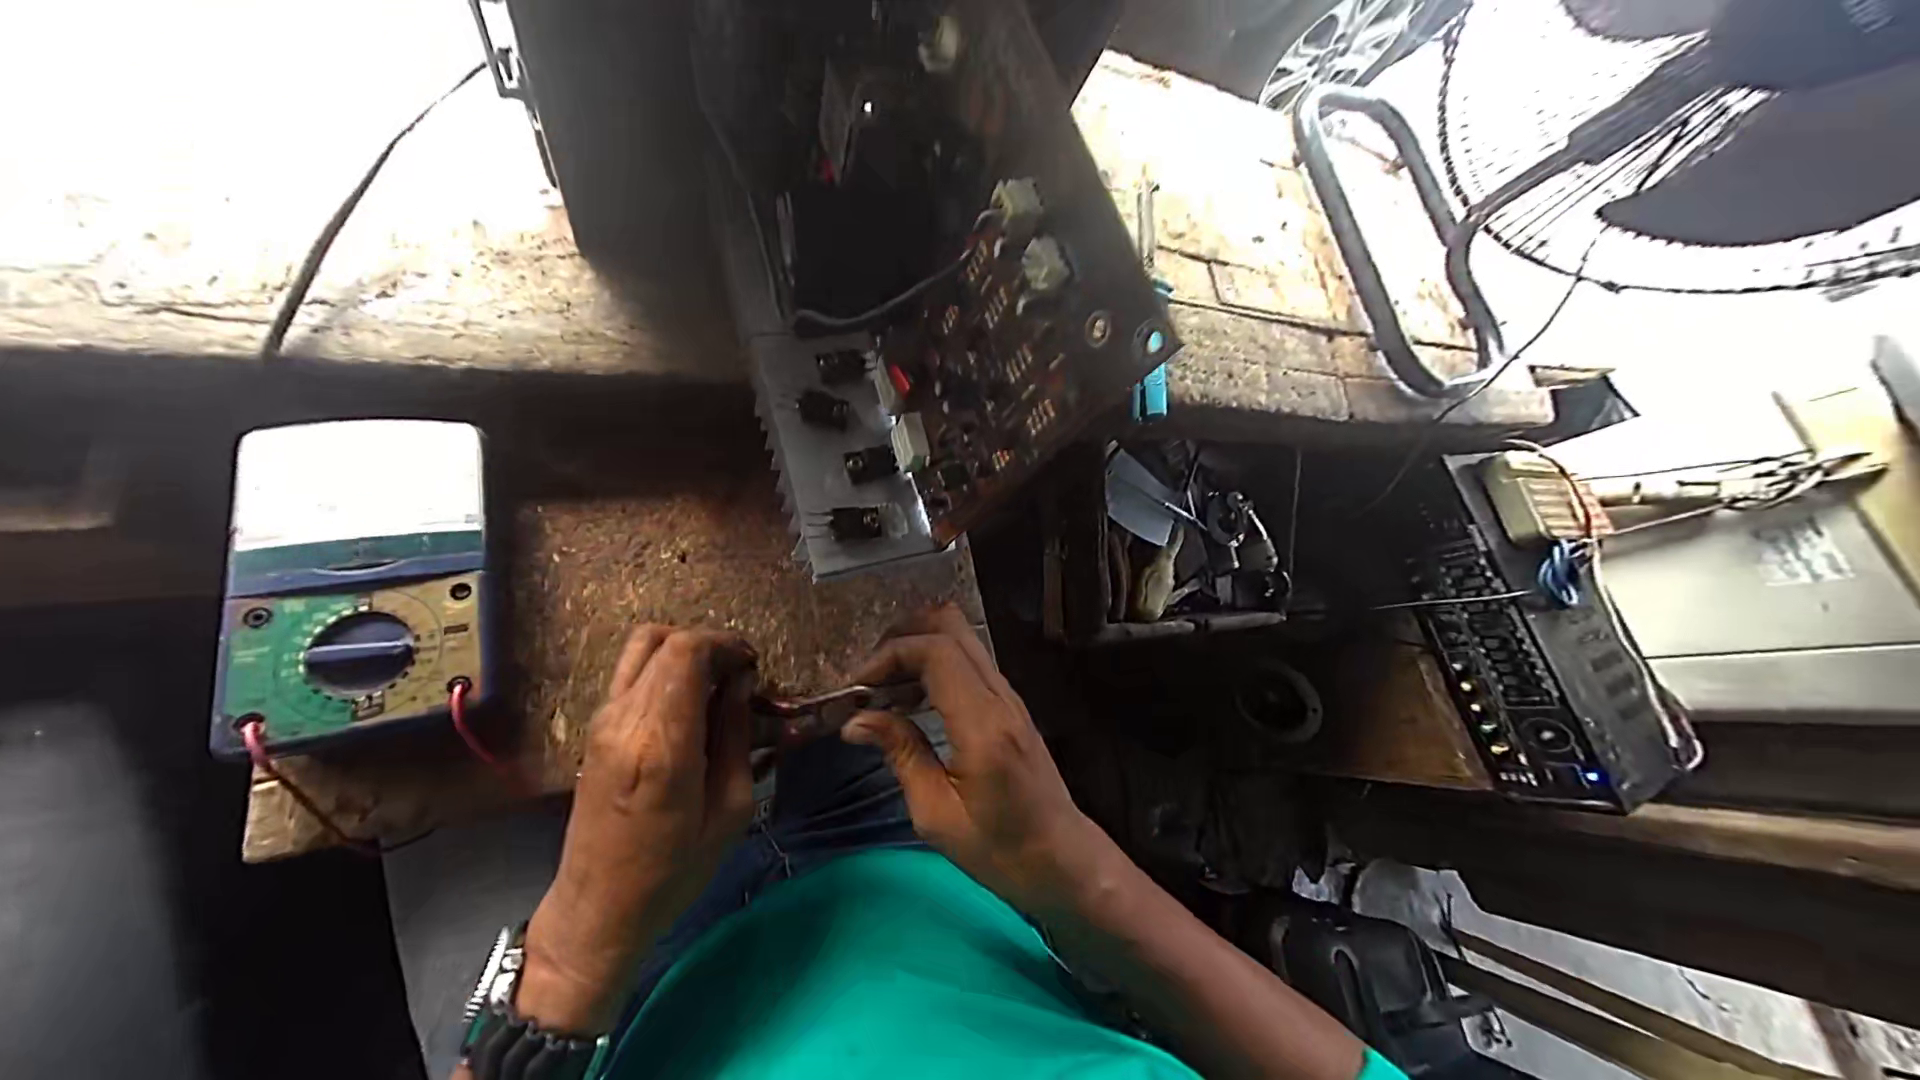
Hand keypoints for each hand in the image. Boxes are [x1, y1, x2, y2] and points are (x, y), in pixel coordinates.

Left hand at [518, 627, 757, 1034]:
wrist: (597, 910)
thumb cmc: (674, 870)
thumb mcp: (730, 808)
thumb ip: (737, 735)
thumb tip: (743, 682)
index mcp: (662, 743)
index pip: (686, 652)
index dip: (726, 645)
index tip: (753, 666)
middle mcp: (624, 720)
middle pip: (665, 640)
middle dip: (711, 645)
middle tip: (741, 673)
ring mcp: (602, 721)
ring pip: (643, 648)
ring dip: (685, 652)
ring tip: (717, 682)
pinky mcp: (595, 728)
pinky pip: (632, 673)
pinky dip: (666, 669)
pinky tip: (691, 701)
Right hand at [842, 605, 1120, 918]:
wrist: (1063, 859)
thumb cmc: (1000, 850)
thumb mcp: (936, 814)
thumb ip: (901, 754)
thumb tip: (855, 721)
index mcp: (982, 724)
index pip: (935, 651)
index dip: (890, 654)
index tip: (857, 688)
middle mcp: (1000, 696)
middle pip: (950, 626)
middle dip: (901, 637)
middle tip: (869, 677)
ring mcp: (1009, 696)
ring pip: (961, 638)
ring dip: (917, 650)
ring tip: (883, 693)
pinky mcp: (1010, 704)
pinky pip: (968, 662)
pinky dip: (933, 665)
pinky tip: (910, 702)